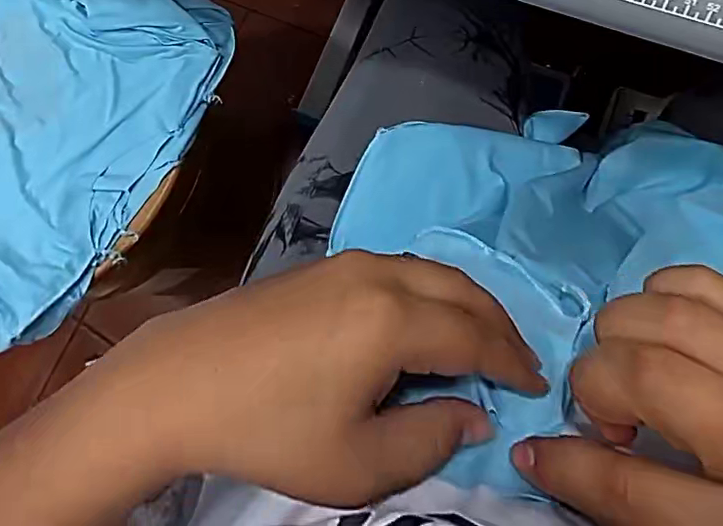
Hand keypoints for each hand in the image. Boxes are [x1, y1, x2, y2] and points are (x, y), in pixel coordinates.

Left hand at [84, 249, 547, 507]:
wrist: (186, 375)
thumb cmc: (272, 427)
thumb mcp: (358, 462)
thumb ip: (429, 438)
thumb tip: (473, 414)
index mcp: (390, 318)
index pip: (473, 335)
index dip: (512, 362)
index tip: (536, 387)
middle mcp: (376, 274)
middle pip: (458, 288)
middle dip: (497, 323)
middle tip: (519, 362)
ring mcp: (346, 261)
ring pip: (428, 270)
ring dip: (463, 301)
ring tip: (481, 342)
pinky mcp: (324, 262)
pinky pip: (398, 268)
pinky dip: (429, 290)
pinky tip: (425, 322)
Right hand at [514, 266, 722, 525]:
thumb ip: (646, 510)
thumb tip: (555, 458)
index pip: (634, 489)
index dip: (567, 464)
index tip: (531, 450)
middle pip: (648, 375)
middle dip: (594, 384)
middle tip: (605, 416)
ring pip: (673, 314)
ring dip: (621, 331)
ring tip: (626, 365)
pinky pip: (712, 285)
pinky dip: (664, 292)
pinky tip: (660, 324)